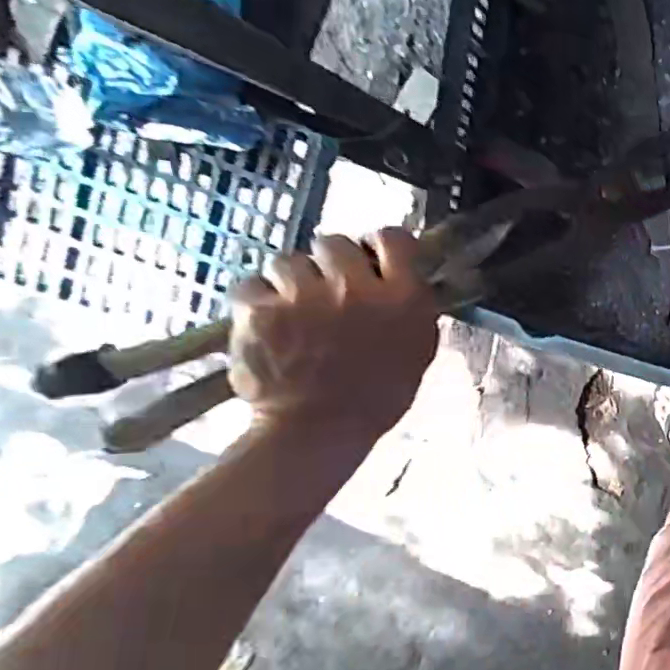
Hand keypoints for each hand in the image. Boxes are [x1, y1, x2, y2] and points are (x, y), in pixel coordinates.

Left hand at [228, 230, 438, 439]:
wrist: (318, 431)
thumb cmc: (377, 396)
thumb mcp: (417, 350)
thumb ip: (411, 309)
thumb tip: (402, 280)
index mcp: (401, 298)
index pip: (393, 237)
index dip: (380, 244)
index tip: (372, 259)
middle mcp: (355, 286)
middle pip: (334, 242)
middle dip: (330, 263)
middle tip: (328, 290)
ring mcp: (303, 295)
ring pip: (288, 261)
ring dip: (290, 281)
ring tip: (292, 311)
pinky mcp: (259, 308)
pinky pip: (252, 285)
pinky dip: (256, 301)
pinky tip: (266, 323)